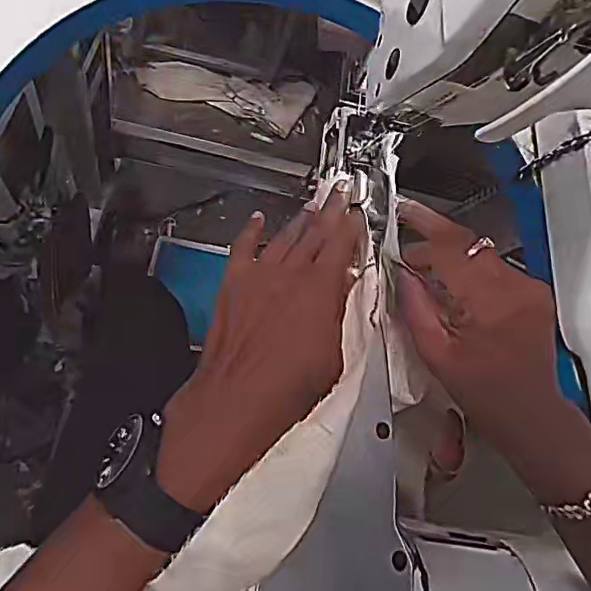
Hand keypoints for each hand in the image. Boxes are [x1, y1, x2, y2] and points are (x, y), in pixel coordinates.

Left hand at [157, 187, 364, 512]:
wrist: (236, 398)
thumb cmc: (286, 386)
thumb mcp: (333, 355)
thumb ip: (338, 316)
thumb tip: (342, 295)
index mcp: (320, 288)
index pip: (341, 244)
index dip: (351, 226)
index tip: (356, 214)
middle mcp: (289, 274)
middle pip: (315, 232)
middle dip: (330, 211)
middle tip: (338, 193)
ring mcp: (259, 276)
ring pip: (284, 237)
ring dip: (300, 220)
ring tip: (312, 206)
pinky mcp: (234, 284)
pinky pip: (243, 248)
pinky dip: (251, 231)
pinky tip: (257, 221)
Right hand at [394, 198, 590, 503]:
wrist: (532, 414)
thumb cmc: (489, 395)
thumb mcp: (438, 355)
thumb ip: (416, 308)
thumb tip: (401, 273)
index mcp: (492, 302)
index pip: (452, 248)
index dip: (422, 230)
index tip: (401, 215)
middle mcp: (517, 287)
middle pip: (467, 244)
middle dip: (432, 242)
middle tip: (404, 244)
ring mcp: (529, 287)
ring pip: (480, 254)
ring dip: (450, 258)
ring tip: (423, 273)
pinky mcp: (534, 291)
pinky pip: (494, 268)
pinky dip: (470, 272)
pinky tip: (452, 289)